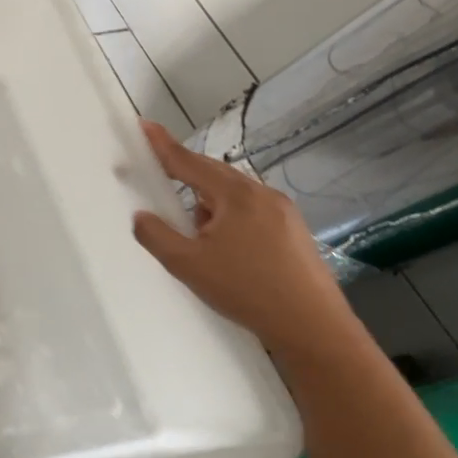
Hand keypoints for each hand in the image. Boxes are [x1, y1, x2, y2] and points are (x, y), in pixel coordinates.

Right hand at [131, 121, 360, 360]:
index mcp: (236, 196)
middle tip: (161, 179)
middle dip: (186, 176)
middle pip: (214, 174)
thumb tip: (142, 216)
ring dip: (208, 204)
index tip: (145, 125)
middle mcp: (263, 196)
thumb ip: (155, 234)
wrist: (315, 331)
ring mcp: (284, 214)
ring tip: (196, 235)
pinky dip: (229, 218)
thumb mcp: (186, 264)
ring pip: (233, 195)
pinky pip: (251, 211)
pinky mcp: (295, 234)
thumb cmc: (247, 291)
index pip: (189, 163)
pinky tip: (225, 247)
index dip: (163, 145)